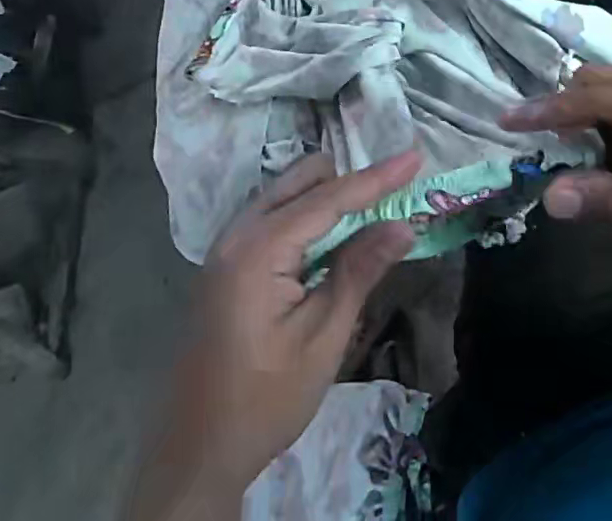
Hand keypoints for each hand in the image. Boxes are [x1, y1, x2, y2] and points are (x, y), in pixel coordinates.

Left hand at [147, 151, 417, 517]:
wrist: (196, 453)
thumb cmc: (264, 400)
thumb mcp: (322, 338)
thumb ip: (360, 270)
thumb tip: (403, 224)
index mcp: (257, 251)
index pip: (328, 199)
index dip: (376, 177)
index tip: (415, 157)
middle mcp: (236, 234)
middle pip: (303, 180)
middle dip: (351, 180)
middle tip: (395, 194)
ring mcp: (226, 246)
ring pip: (287, 193)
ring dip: (331, 196)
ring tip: (374, 212)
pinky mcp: (227, 261)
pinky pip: (275, 215)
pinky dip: (309, 215)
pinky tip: (334, 238)